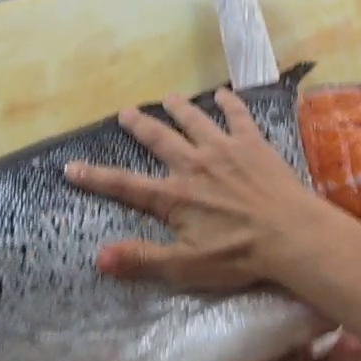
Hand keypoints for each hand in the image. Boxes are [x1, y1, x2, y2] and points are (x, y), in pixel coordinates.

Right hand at [64, 88, 347, 288]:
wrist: (289, 233)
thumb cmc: (238, 255)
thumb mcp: (185, 267)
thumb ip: (142, 259)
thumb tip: (98, 257)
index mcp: (175, 196)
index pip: (127, 186)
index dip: (97, 177)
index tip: (71, 166)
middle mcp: (194, 165)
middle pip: (160, 140)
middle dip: (141, 125)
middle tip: (126, 111)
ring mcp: (224, 149)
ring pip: (195, 121)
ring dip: (180, 108)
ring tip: (168, 97)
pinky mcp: (252, 142)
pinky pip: (238, 116)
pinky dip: (229, 103)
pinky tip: (223, 94)